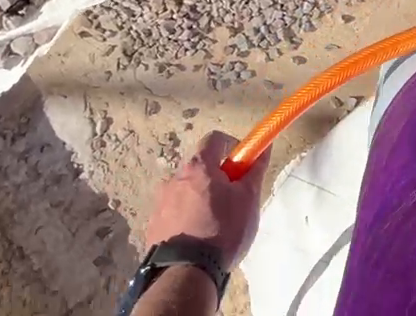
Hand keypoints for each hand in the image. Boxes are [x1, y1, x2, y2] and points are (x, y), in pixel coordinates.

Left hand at [142, 131, 269, 268]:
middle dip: (217, 177)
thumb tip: (264, 146)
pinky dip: (186, 217)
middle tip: (232, 198)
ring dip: (200, 198)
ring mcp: (159, 204)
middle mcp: (174, 180)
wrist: (186, 276)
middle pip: (200, 167)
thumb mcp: (249, 198)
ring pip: (186, 191)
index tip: (242, 163)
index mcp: (198, 167)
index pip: (214, 139)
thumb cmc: (223, 230)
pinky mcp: (152, 228)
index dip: (232, 146)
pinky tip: (198, 237)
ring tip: (215, 223)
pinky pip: (174, 213)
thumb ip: (255, 169)